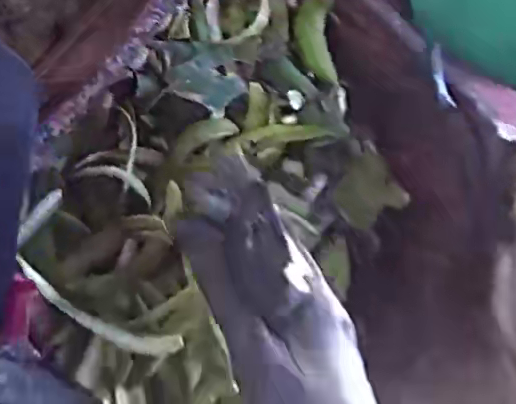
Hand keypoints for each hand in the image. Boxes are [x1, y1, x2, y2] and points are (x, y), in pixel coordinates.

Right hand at [176, 154, 377, 403]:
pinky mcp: (318, 343)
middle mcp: (323, 297)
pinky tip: (238, 266)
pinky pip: (282, 285)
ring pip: (281, 261)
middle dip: (238, 207)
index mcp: (311, 292)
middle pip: (277, 238)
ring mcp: (324, 321)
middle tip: (198, 185)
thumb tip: (190, 224)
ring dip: (245, 234)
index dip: (239, 191)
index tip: (210, 162)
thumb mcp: (255, 352)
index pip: (271, 224)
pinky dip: (254, 263)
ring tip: (209, 214)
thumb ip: (226, 290)